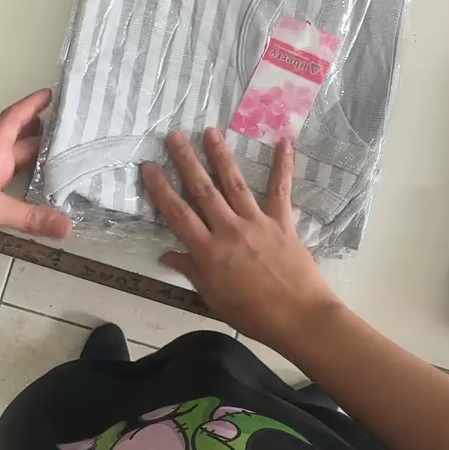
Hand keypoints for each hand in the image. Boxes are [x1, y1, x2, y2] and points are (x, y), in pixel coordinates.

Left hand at [0, 88, 71, 264]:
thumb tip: (66, 226)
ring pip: (17, 168)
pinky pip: (12, 194)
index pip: (12, 121)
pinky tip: (43, 198)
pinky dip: (29, 193)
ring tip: (65, 161)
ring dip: (37, 163)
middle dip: (43, 134)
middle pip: (19, 143)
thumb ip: (28, 216)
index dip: (30, 106)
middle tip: (71, 131)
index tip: (51, 95)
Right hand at [140, 128, 344, 349]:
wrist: (299, 317)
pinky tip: (284, 141)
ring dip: (221, 156)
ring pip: (234, 183)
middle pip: (203, 190)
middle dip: (187, 161)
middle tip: (174, 136)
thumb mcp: (213, 298)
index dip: (161, 190)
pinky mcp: (282, 222)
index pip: (178, 215)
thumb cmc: (253, 314)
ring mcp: (257, 223)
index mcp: (209, 252)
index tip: (149, 167)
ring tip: (210, 131)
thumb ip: (192, 272)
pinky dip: (283, 165)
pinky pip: (281, 190)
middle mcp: (229, 230)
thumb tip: (167, 255)